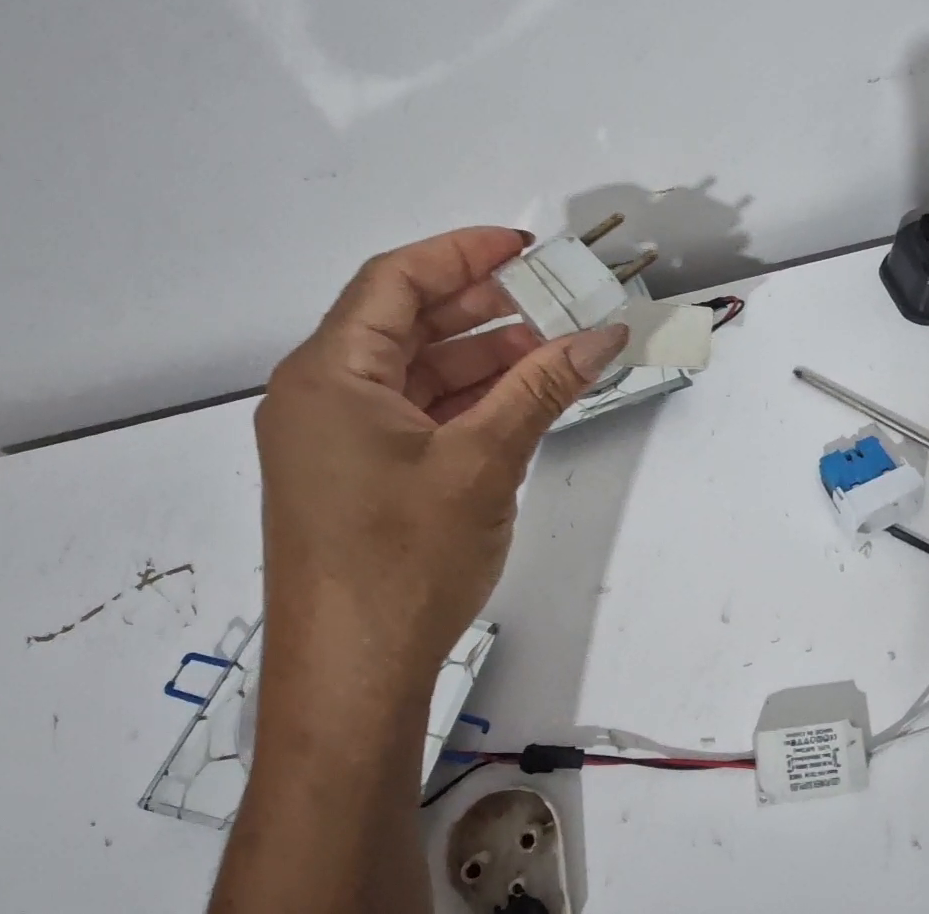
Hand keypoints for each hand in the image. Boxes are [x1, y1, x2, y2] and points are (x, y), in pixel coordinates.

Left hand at [254, 227, 628, 678]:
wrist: (354, 678)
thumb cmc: (405, 560)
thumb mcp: (483, 462)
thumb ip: (543, 388)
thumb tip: (604, 335)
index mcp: (330, 375)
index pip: (395, 281)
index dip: (464, 254)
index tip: (529, 249)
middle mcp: (324, 396)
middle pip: (409, 324)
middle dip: (487, 307)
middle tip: (559, 298)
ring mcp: (340, 440)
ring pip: (421, 372)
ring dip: (488, 357)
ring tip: (559, 350)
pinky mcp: (363, 475)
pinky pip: (421, 414)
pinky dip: (473, 400)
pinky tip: (527, 399)